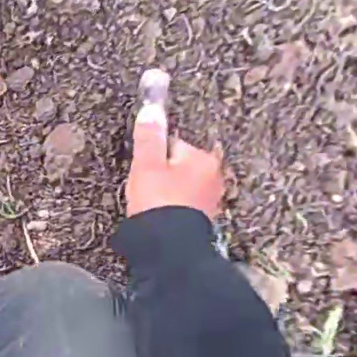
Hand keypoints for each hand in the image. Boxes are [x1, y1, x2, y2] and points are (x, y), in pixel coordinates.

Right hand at [125, 96, 223, 217]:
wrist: (169, 247)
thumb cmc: (158, 203)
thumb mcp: (147, 166)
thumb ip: (149, 137)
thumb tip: (151, 109)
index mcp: (203, 158)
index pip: (173, 143)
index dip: (153, 155)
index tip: (143, 169)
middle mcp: (213, 176)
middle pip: (179, 163)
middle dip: (162, 173)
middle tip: (145, 188)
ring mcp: (210, 198)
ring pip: (181, 184)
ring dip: (167, 191)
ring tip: (151, 204)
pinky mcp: (203, 217)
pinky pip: (184, 202)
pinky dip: (172, 206)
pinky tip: (160, 215)